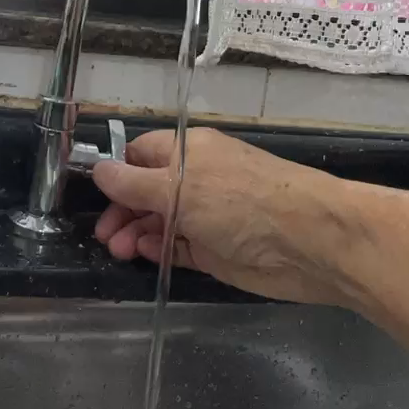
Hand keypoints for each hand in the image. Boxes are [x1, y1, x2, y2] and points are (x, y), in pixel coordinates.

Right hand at [91, 128, 358, 305]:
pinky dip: (159, 250)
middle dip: (122, 211)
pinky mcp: (215, 250)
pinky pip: (178, 247)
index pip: (140, 155)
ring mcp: (206, 216)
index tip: (97, 196)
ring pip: (158, 222)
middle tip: (104, 236)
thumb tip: (98, 170)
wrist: (311, 242)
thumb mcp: (176, 187)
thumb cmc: (239, 201)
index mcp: (186, 152)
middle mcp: (194, 180)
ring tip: (119, 251)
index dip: (117, 173)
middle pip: (145, 192)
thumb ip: (132, 183)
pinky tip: (145, 255)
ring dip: (135, 233)